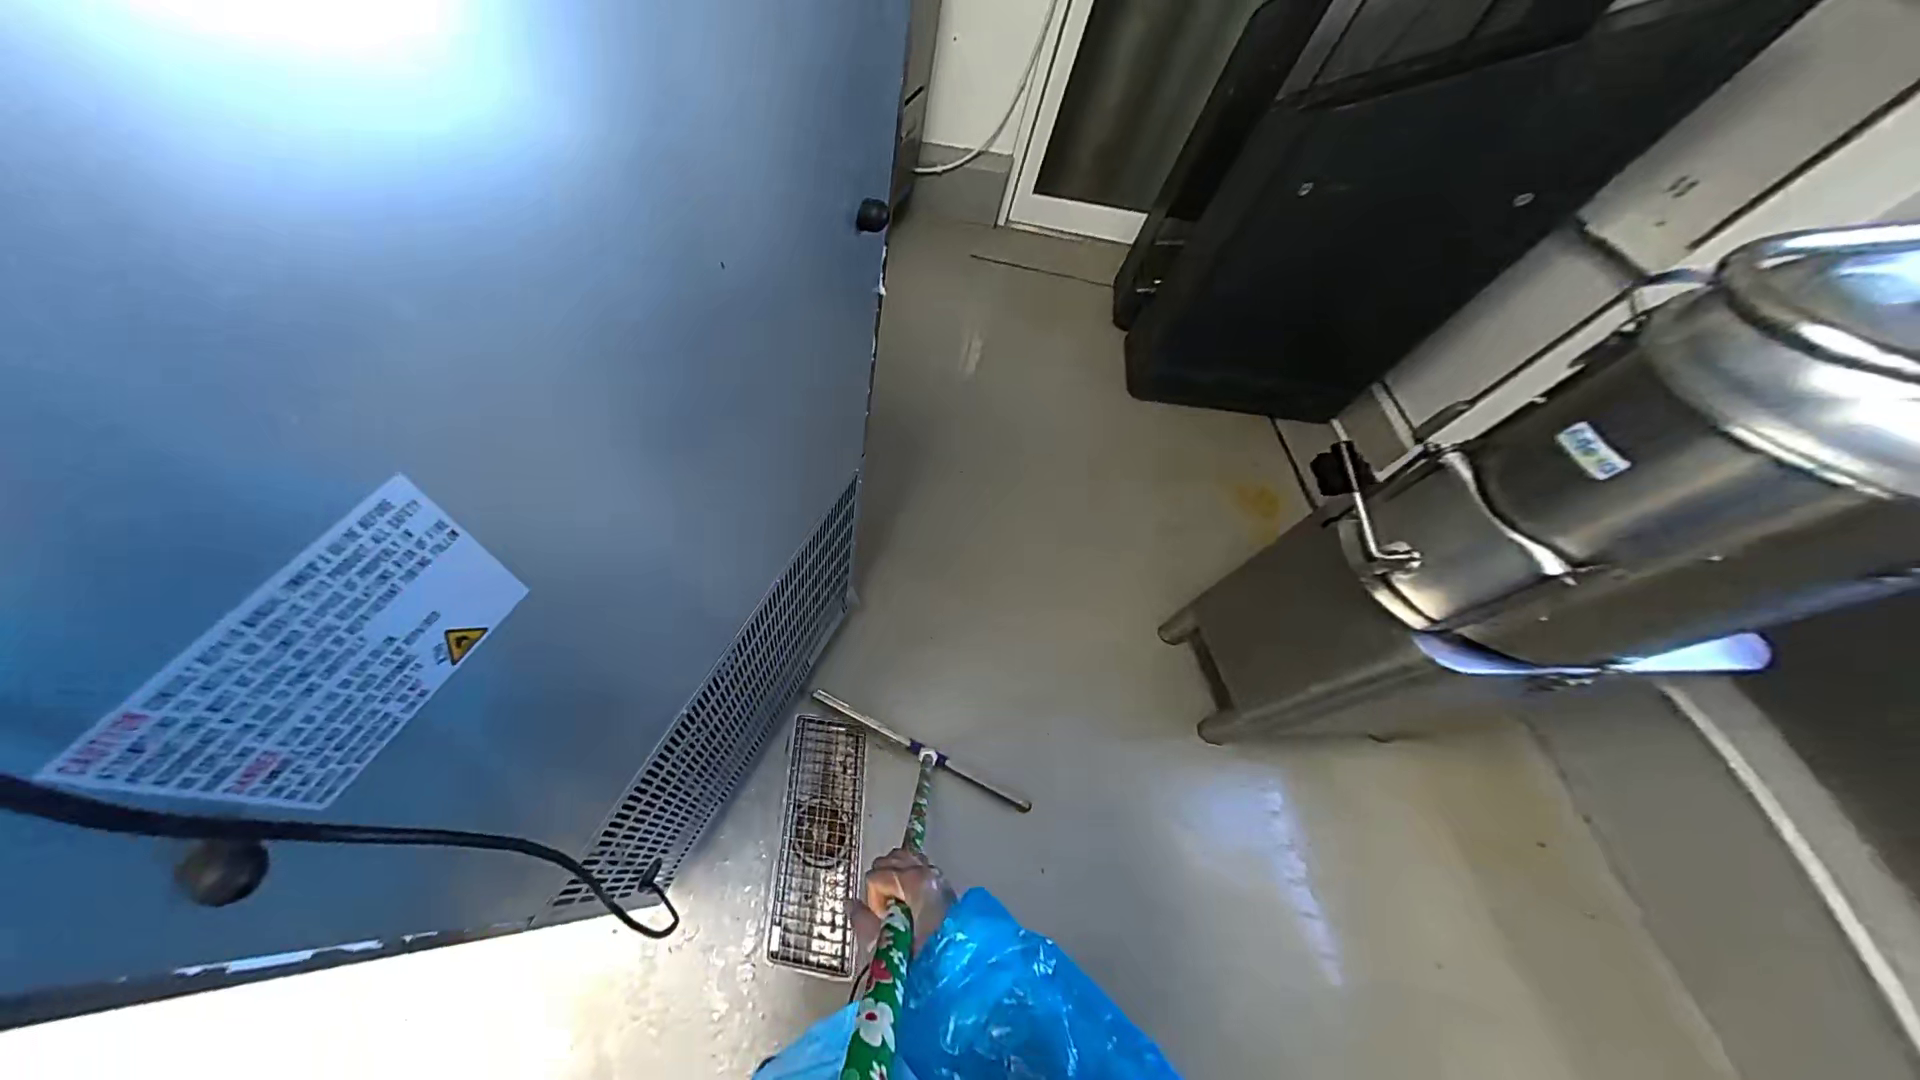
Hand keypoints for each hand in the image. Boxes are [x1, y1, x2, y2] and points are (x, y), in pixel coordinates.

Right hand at [848, 847, 955, 967]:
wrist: (958, 971)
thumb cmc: (923, 962)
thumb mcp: (886, 946)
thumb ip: (864, 923)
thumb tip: (852, 904)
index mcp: (914, 882)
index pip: (876, 875)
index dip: (873, 899)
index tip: (882, 921)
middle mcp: (927, 872)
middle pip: (891, 859)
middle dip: (881, 883)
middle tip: (886, 914)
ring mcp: (938, 876)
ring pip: (906, 859)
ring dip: (894, 878)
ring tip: (897, 908)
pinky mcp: (944, 884)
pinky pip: (919, 867)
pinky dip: (908, 878)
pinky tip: (909, 903)